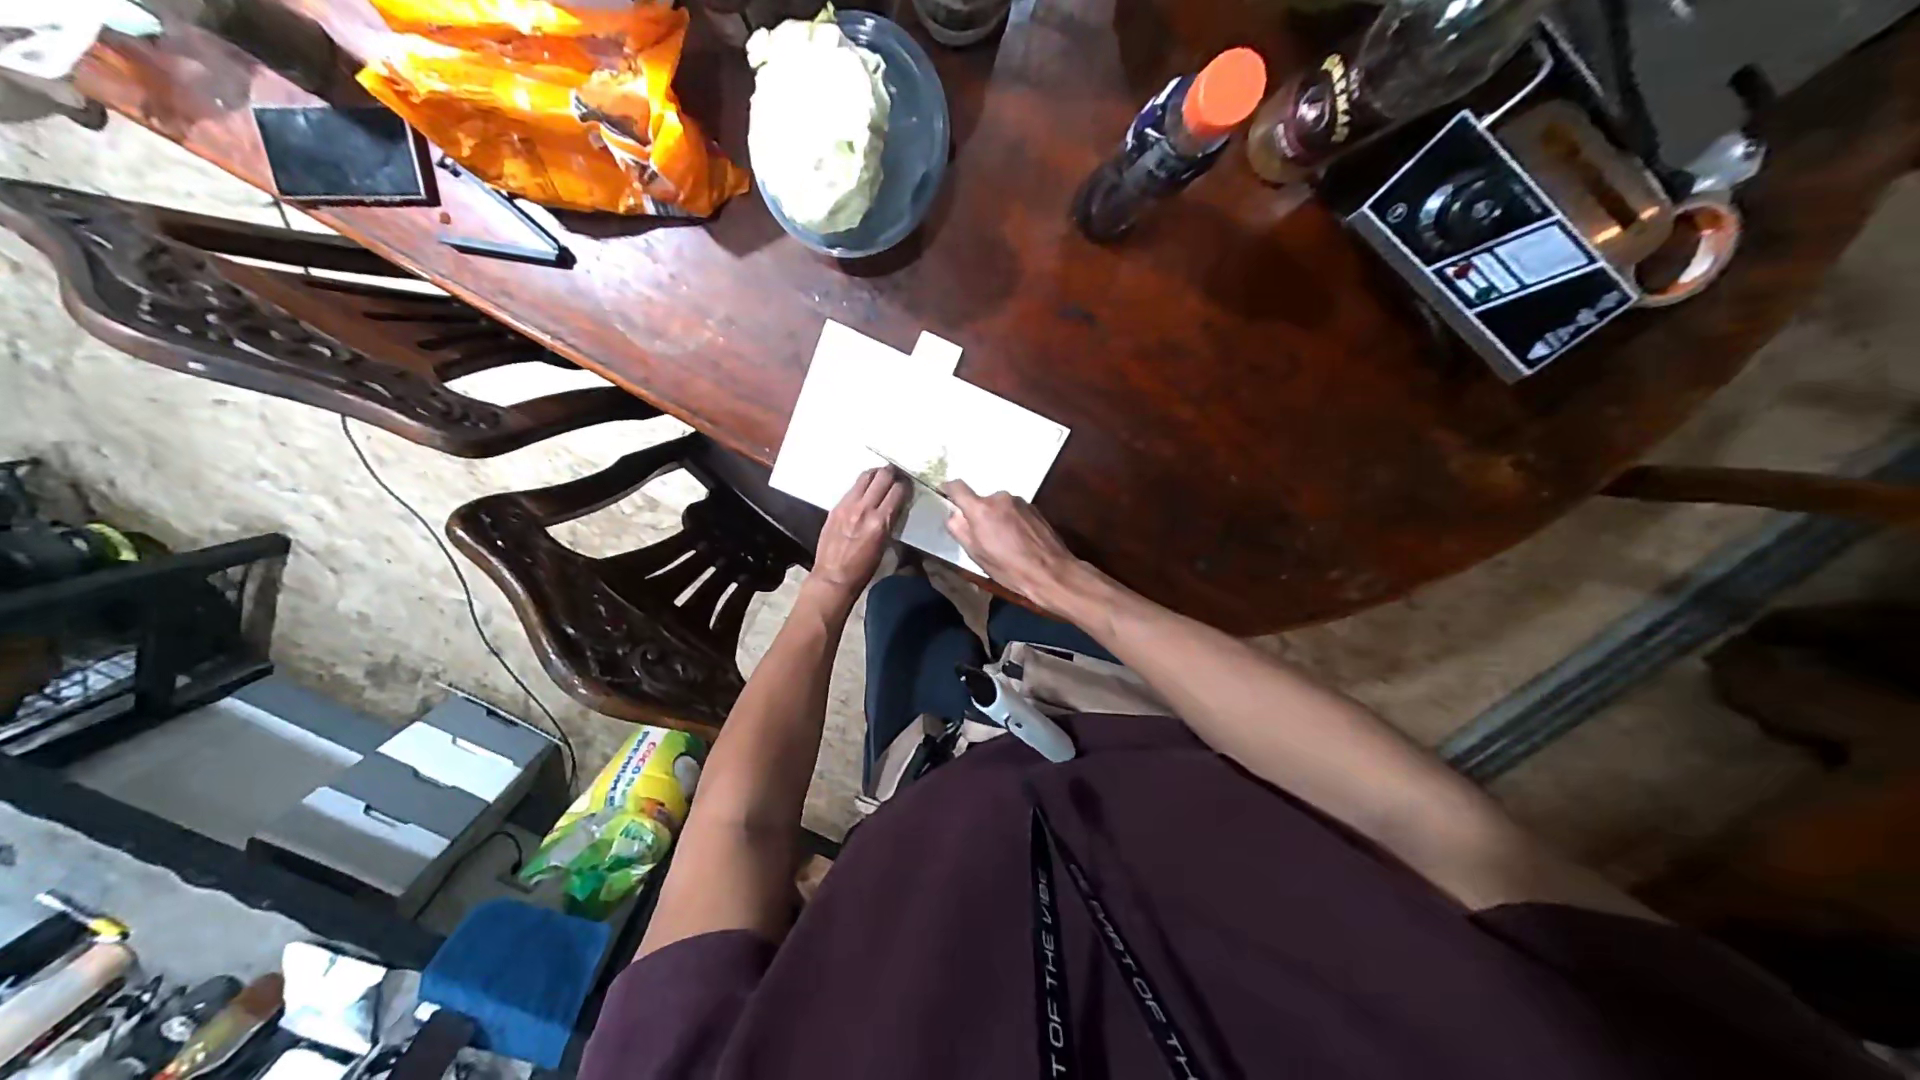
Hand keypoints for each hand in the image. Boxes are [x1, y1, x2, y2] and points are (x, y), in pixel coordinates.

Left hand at [807, 467, 907, 604]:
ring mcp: (848, 505)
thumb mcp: (885, 544)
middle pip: (882, 477)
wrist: (834, 576)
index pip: (898, 491)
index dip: (906, 485)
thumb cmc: (864, 568)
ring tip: (881, 476)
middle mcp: (865, 508)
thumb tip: (895, 506)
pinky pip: (852, 487)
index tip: (908, 484)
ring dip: (876, 473)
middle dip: (892, 472)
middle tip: (896, 473)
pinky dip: (862, 484)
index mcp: (880, 521)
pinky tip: (865, 488)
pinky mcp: (836, 506)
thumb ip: (889, 521)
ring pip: (865, 476)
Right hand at [941, 480, 1095, 617]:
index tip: (944, 494)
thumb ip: (960, 530)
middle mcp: (1000, 498)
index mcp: (981, 509)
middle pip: (981, 501)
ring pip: (1000, 507)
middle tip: (983, 537)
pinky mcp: (1035, 508)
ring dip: (998, 519)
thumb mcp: (976, 555)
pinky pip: (1015, 512)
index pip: (958, 487)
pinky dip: (1012, 522)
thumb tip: (954, 515)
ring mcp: (1020, 502)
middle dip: (979, 515)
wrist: (1051, 572)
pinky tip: (1020, 541)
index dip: (948, 489)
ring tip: (1005, 543)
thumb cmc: (1009, 568)